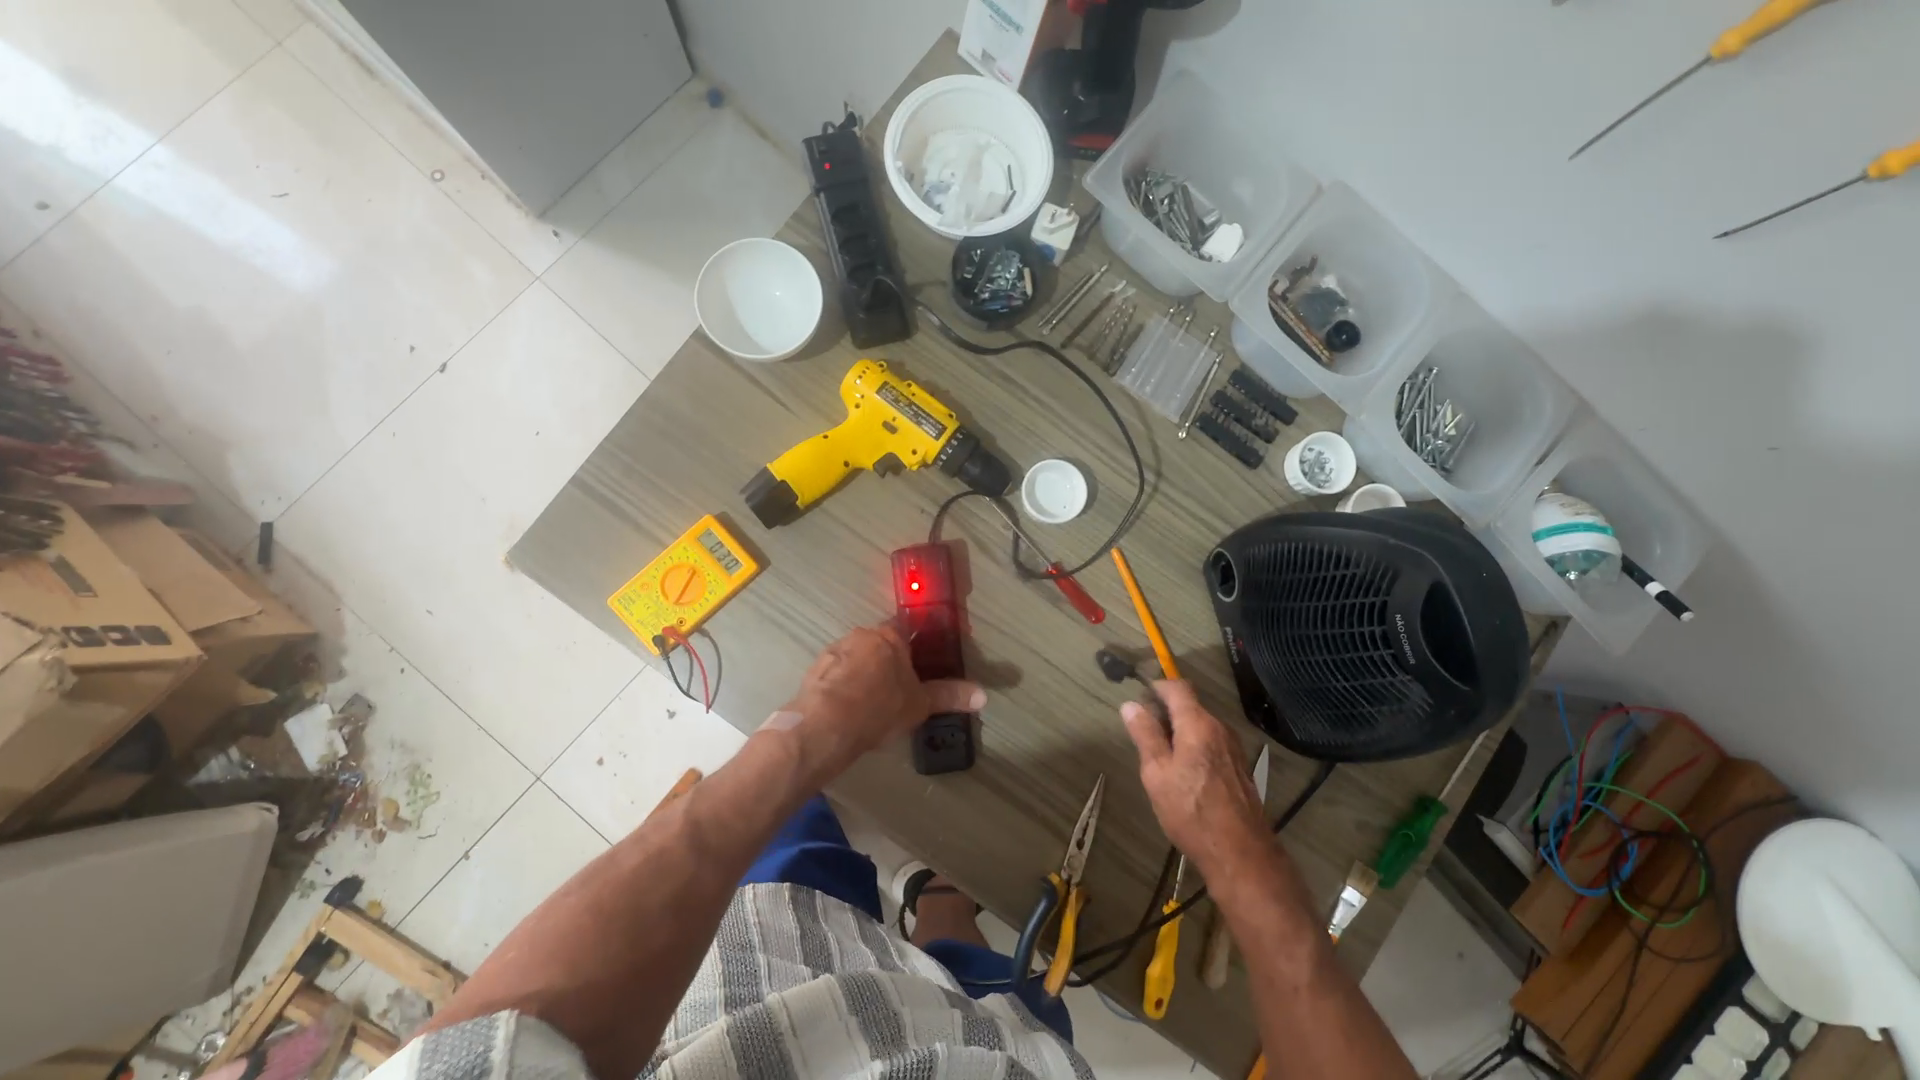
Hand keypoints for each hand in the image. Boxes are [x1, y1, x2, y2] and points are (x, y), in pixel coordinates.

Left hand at [784, 624, 982, 769]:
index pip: (906, 628)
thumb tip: (983, 695)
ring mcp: (834, 651)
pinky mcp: (814, 671)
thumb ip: (950, 696)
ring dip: (863, 674)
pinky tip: (848, 711)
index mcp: (889, 636)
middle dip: (888, 663)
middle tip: (898, 691)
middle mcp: (861, 635)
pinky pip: (836, 675)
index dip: (914, 646)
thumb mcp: (920, 704)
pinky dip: (843, 687)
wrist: (826, 725)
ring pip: (856, 659)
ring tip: (871, 705)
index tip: (919, 664)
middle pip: (879, 643)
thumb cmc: (880, 707)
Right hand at [1121, 681, 1266, 870]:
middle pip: (1191, 707)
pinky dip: (1195, 747)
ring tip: (1160, 756)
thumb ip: (1146, 736)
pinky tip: (1184, 773)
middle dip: (1166, 712)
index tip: (1139, 697)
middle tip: (1144, 733)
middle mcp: (1220, 729)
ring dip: (1181, 731)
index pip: (1178, 688)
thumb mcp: (1157, 773)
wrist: (1239, 852)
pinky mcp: (1240, 768)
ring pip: (1202, 727)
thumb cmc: (1190, 811)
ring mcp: (1234, 749)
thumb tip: (1131, 705)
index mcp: (1198, 725)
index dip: (1157, 687)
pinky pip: (1213, 745)